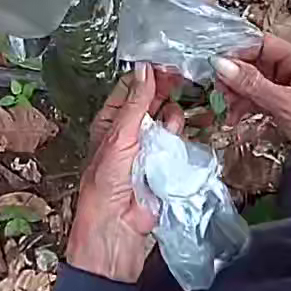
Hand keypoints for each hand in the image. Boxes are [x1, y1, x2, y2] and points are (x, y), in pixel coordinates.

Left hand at [69, 65, 183, 282]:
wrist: (118, 227)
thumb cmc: (107, 183)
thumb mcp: (120, 136)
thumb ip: (136, 103)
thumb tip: (144, 70)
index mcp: (111, 121)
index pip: (131, 89)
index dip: (148, 75)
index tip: (167, 63)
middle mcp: (130, 130)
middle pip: (152, 102)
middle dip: (166, 91)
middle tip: (183, 78)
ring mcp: (148, 145)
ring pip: (167, 119)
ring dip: (172, 115)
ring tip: (176, 115)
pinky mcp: (164, 161)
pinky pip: (176, 141)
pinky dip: (179, 134)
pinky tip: (179, 131)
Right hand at [212, 35, 290, 189]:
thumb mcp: (287, 107)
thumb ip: (253, 84)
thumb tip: (221, 63)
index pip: (264, 45)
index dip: (238, 53)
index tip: (215, 65)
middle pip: (257, 64)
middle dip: (236, 76)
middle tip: (220, 92)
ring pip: (256, 83)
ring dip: (239, 94)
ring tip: (227, 108)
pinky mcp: (288, 110)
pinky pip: (261, 100)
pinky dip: (247, 107)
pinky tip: (235, 118)